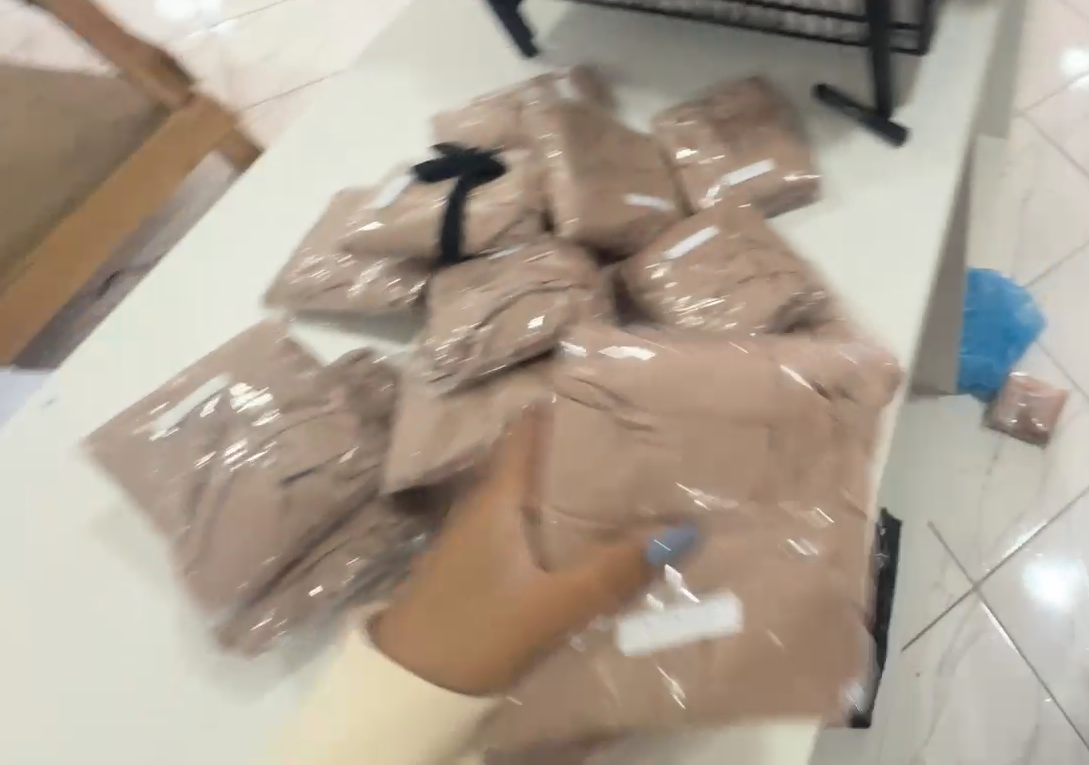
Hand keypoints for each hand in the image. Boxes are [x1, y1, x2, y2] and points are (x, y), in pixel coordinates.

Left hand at [371, 409, 699, 695]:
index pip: (531, 428)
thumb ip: (616, 570)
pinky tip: (596, 525)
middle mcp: (487, 503)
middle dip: (586, 441)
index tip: (615, 390)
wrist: (401, 698)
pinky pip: (532, 518)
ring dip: (577, 479)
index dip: (568, 403)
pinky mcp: (481, 563)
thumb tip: (687, 529)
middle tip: (641, 431)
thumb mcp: (554, 606)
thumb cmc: (474, 634)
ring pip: (537, 488)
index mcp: (498, 496)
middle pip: (540, 455)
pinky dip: (564, 510)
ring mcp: (480, 534)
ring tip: (631, 472)